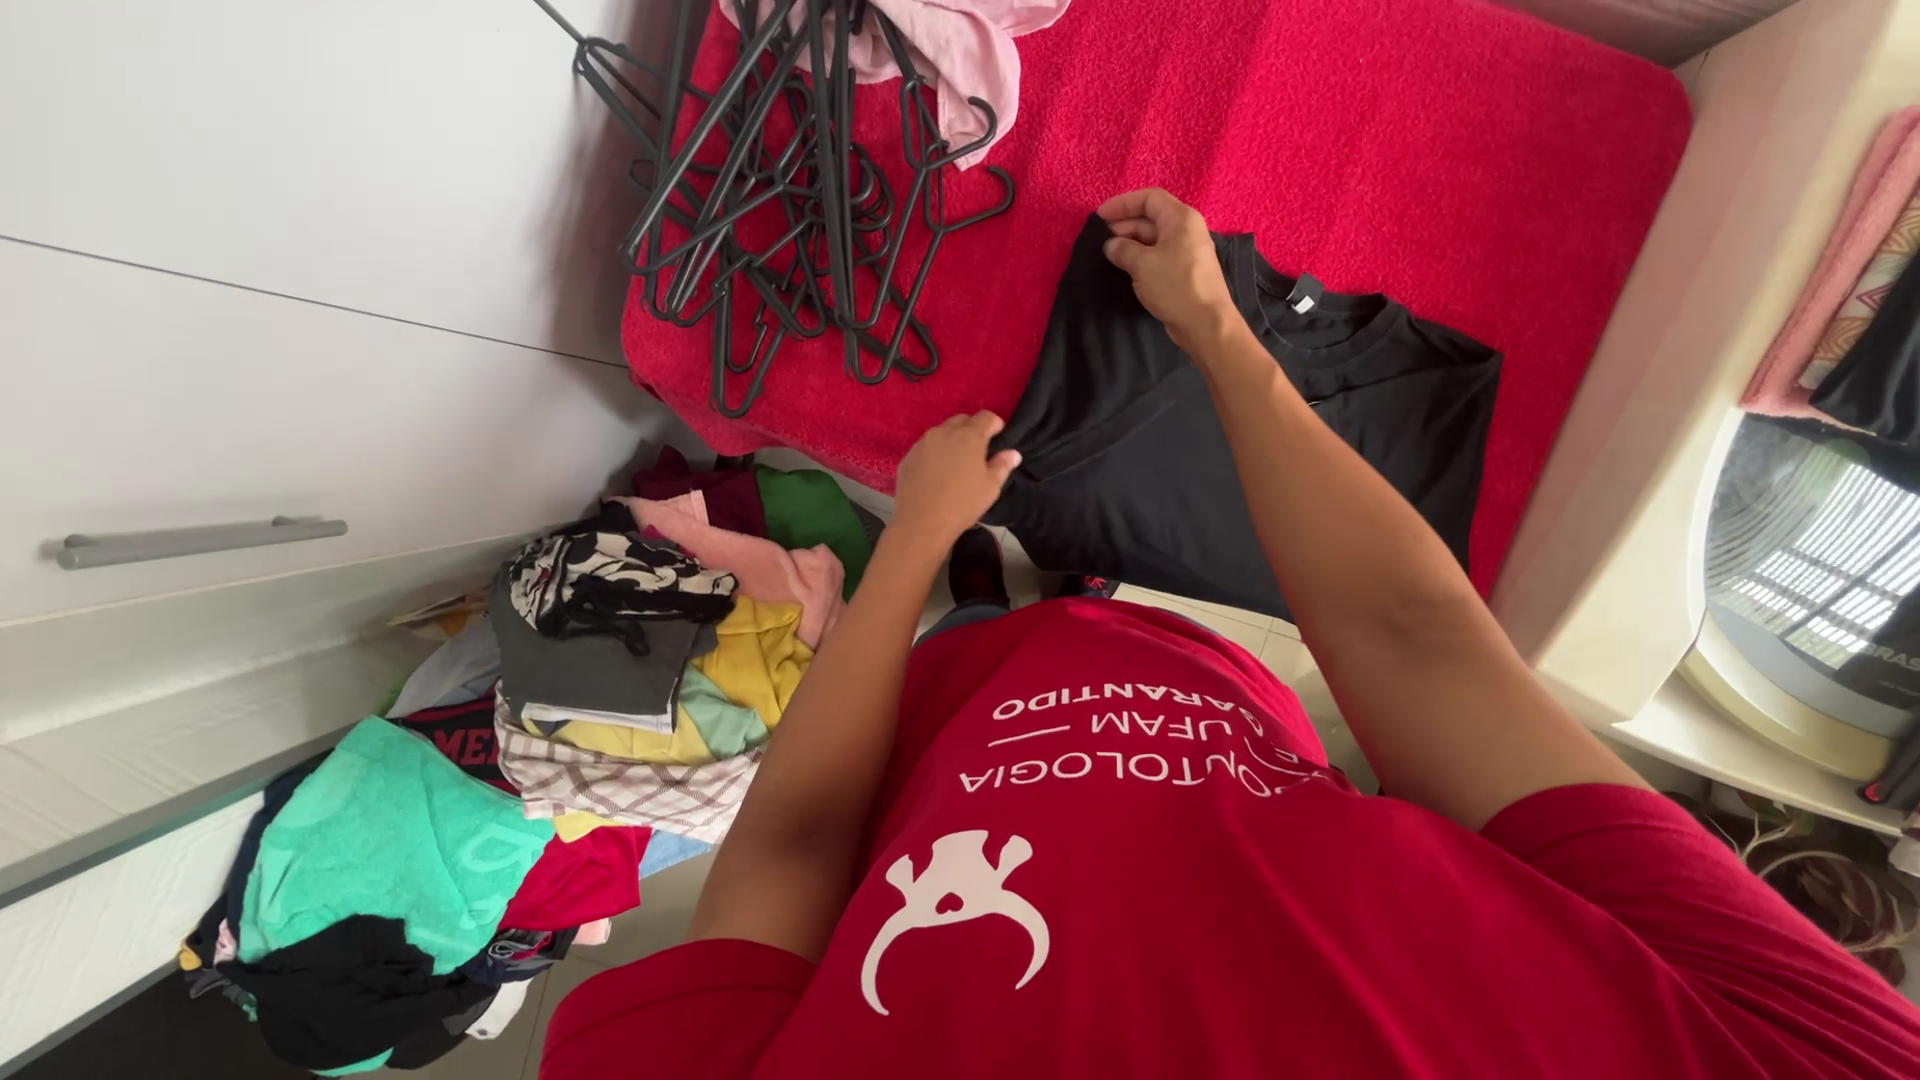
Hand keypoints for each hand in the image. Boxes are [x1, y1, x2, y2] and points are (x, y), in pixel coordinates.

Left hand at [892, 412, 1021, 546]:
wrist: (921, 523)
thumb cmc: (962, 504)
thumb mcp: (990, 488)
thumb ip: (1002, 465)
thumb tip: (1013, 453)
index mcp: (969, 437)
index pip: (986, 417)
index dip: (995, 424)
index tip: (998, 437)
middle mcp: (944, 433)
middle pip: (962, 420)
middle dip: (972, 429)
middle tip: (977, 450)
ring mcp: (923, 443)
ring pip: (941, 432)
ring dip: (952, 439)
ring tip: (956, 462)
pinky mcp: (908, 456)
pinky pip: (926, 447)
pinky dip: (935, 453)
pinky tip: (936, 472)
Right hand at [1097, 188, 1241, 351]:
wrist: (1205, 323)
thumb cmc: (1175, 286)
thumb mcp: (1143, 264)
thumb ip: (1123, 250)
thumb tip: (1111, 245)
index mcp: (1180, 218)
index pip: (1149, 198)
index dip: (1123, 204)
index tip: (1100, 217)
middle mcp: (1186, 229)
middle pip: (1151, 217)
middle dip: (1124, 224)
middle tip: (1100, 238)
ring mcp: (1186, 251)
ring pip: (1154, 238)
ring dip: (1131, 242)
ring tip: (1109, 254)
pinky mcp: (1184, 271)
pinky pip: (1158, 255)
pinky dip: (1140, 257)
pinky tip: (1125, 268)